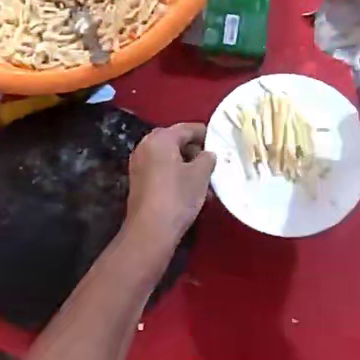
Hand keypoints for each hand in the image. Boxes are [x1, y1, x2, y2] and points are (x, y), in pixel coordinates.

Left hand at [125, 123, 215, 247]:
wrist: (151, 230)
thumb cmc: (178, 196)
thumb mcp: (200, 175)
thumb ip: (207, 158)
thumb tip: (208, 154)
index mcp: (160, 139)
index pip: (187, 128)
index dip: (206, 134)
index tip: (221, 142)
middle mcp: (145, 147)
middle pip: (176, 141)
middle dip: (195, 150)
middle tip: (213, 162)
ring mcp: (139, 164)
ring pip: (169, 157)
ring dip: (187, 165)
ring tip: (206, 180)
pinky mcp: (139, 182)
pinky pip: (161, 170)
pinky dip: (176, 174)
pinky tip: (191, 190)